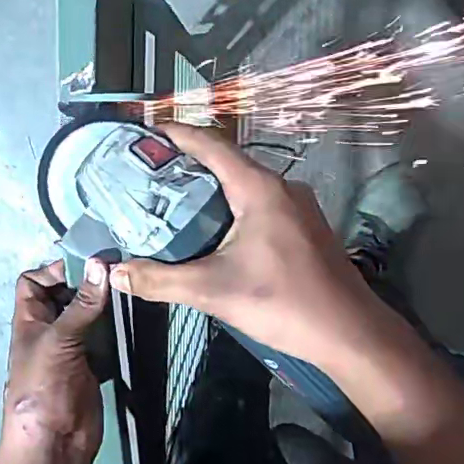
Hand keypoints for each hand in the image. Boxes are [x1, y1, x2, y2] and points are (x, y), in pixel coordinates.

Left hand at [4, 258, 110, 458]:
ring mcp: (71, 347)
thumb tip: (101, 263)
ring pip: (86, 315)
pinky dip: (114, 328)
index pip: (34, 282)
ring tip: (129, 288)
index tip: (89, 263)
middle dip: (86, 282)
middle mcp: (49, 329)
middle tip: (119, 269)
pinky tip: (132, 317)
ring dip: (103, 304)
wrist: (55, 440)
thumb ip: (83, 303)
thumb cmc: (45, 385)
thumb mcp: (60, 339)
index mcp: (30, 320)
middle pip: (64, 295)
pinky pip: (102, 338)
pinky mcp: (92, 364)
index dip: (54, 270)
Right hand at [108, 124, 389, 370]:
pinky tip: (214, 233)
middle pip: (227, 164)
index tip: (146, 132)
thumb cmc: (282, 302)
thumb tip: (115, 273)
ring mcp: (299, 208)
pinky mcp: (306, 229)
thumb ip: (160, 280)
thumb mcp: (213, 291)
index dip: (176, 134)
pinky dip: (232, 209)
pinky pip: (261, 206)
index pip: (211, 145)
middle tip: (147, 177)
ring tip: (172, 204)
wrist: (349, 332)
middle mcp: (282, 187)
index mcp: (259, 188)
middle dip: (187, 166)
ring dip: (210, 191)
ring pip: (245, 187)